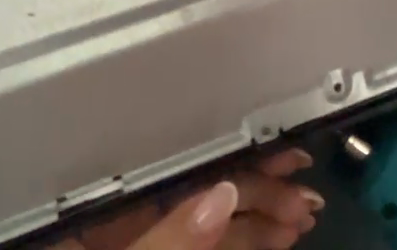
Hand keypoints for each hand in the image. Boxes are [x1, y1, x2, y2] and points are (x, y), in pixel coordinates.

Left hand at [52, 148, 323, 249]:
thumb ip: (166, 242)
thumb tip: (221, 194)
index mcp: (92, 225)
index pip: (170, 176)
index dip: (228, 161)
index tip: (278, 156)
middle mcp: (119, 234)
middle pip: (196, 199)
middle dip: (256, 196)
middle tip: (305, 198)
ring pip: (209, 228)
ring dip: (260, 223)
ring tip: (302, 217)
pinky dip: (244, 246)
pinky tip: (278, 240)